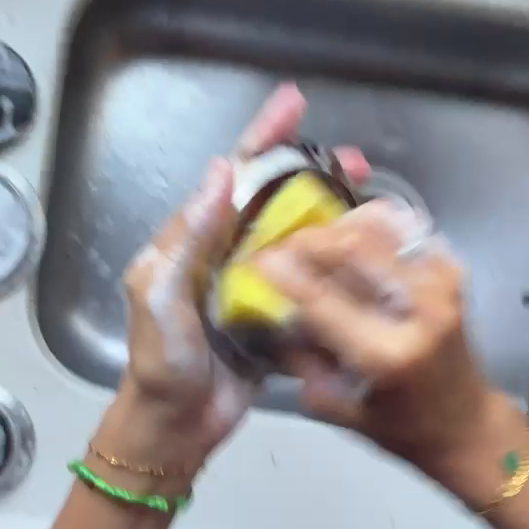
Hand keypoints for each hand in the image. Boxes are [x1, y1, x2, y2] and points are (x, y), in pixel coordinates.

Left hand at [101, 84, 368, 486]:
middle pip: (272, 200)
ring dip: (330, 213)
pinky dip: (334, 263)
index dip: (261, 139)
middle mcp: (225, 253)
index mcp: (193, 240)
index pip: (230, 178)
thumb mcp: (160, 295)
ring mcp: (253, 284)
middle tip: (355, 158)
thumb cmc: (160, 361)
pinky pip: (308, 281)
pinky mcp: (274, 316)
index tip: (293, 104)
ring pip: (296, 236)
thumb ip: (187, 237)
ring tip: (368, 196)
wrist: (176, 425)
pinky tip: (363, 253)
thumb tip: (219, 172)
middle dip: (310, 172)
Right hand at [251, 204, 528, 503]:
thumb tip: (272, 315)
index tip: (255, 259)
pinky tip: (349, 238)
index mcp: (389, 354)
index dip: (285, 274)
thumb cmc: (401, 428)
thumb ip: (303, 363)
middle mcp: (421, 310)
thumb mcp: (339, 409)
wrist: (468, 424)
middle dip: (309, 240)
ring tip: (314, 244)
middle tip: (282, 246)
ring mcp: (442, 282)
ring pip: (379, 225)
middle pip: (354, 247)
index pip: (325, 300)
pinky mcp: (451, 269)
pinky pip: (402, 227)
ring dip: (338, 228)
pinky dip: (369, 224)